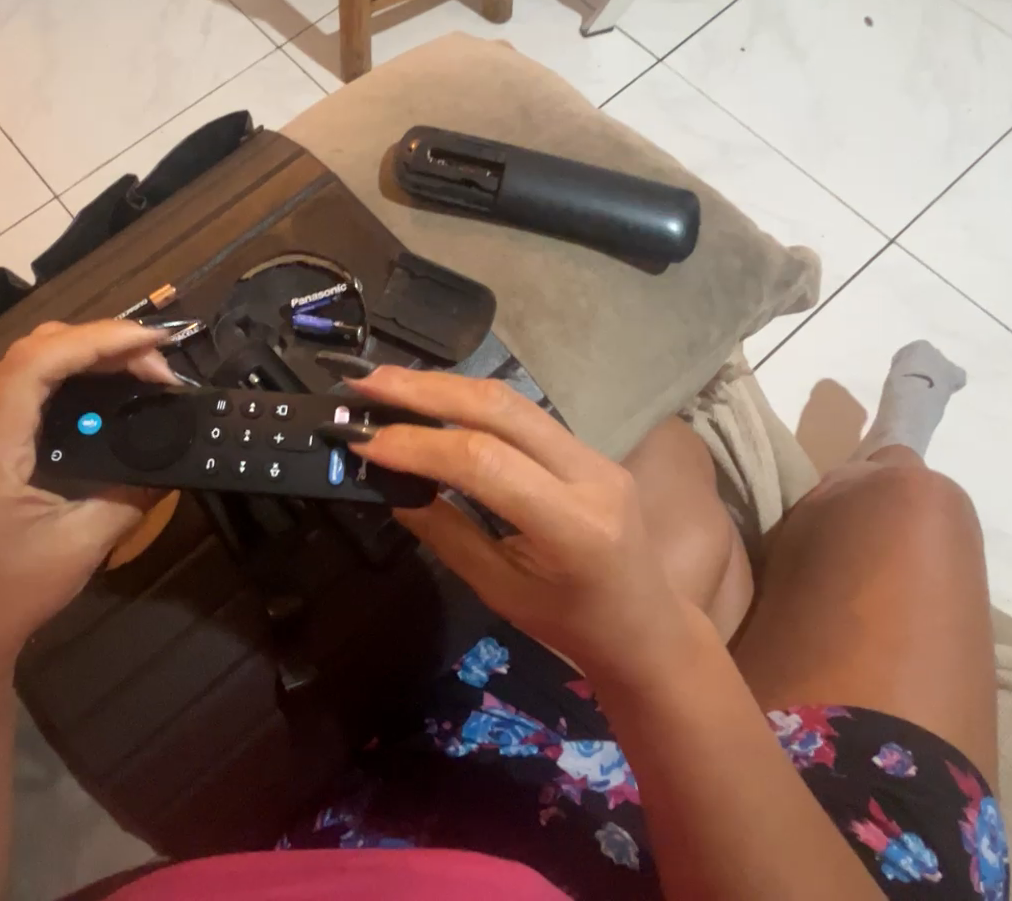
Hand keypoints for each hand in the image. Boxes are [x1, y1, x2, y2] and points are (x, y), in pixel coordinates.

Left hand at [0, 320, 177, 661]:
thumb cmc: (12, 590)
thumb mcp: (82, 544)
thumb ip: (132, 494)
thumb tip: (176, 461)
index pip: (35, 364)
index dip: (97, 340)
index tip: (153, 342)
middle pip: (32, 350)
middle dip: (101, 341)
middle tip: (157, 362)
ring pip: (29, 361)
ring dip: (87, 353)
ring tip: (141, 368)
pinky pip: (26, 384)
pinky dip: (71, 373)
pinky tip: (107, 388)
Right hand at [345, 368, 705, 686]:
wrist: (648, 628)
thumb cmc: (572, 626)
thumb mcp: (500, 591)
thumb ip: (446, 534)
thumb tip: (391, 486)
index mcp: (573, 527)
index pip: (484, 462)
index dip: (418, 445)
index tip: (363, 441)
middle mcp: (591, 476)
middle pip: (500, 410)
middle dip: (425, 391)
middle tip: (365, 383)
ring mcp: (595, 455)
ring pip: (511, 400)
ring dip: (443, 386)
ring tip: (386, 383)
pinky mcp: (587, 447)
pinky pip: (522, 413)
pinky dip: (468, 401)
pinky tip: (431, 400)